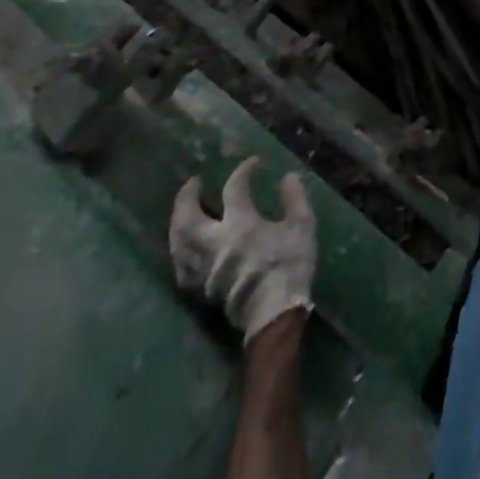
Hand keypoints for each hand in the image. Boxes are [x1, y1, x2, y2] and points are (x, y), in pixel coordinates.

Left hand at [170, 157, 315, 342]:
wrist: (275, 315)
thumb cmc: (289, 268)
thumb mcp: (301, 229)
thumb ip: (294, 200)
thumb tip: (288, 177)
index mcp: (239, 223)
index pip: (235, 187)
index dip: (243, 171)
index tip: (253, 164)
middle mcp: (214, 241)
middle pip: (187, 213)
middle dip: (187, 194)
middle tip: (194, 183)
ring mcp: (205, 265)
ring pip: (179, 240)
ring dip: (178, 221)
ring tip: (184, 212)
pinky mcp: (203, 287)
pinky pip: (183, 268)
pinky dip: (181, 254)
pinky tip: (186, 249)